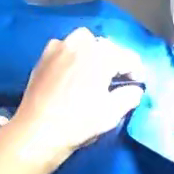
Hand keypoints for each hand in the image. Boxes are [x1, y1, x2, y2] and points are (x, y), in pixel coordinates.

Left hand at [0, 28, 146, 172]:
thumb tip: (135, 90)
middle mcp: (82, 43)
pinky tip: (71, 70)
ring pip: (84, 41)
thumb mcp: (111, 113)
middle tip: (116, 79)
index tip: (138, 83)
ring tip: (93, 70)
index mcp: (102, 54)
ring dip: (92, 51)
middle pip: (107, 46)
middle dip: (114, 60)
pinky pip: (64, 47)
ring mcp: (60, 47)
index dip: (136, 71)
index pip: (128, 58)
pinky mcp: (44, 56)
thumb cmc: (78, 122)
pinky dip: (71, 54)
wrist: (36, 132)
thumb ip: (129, 97)